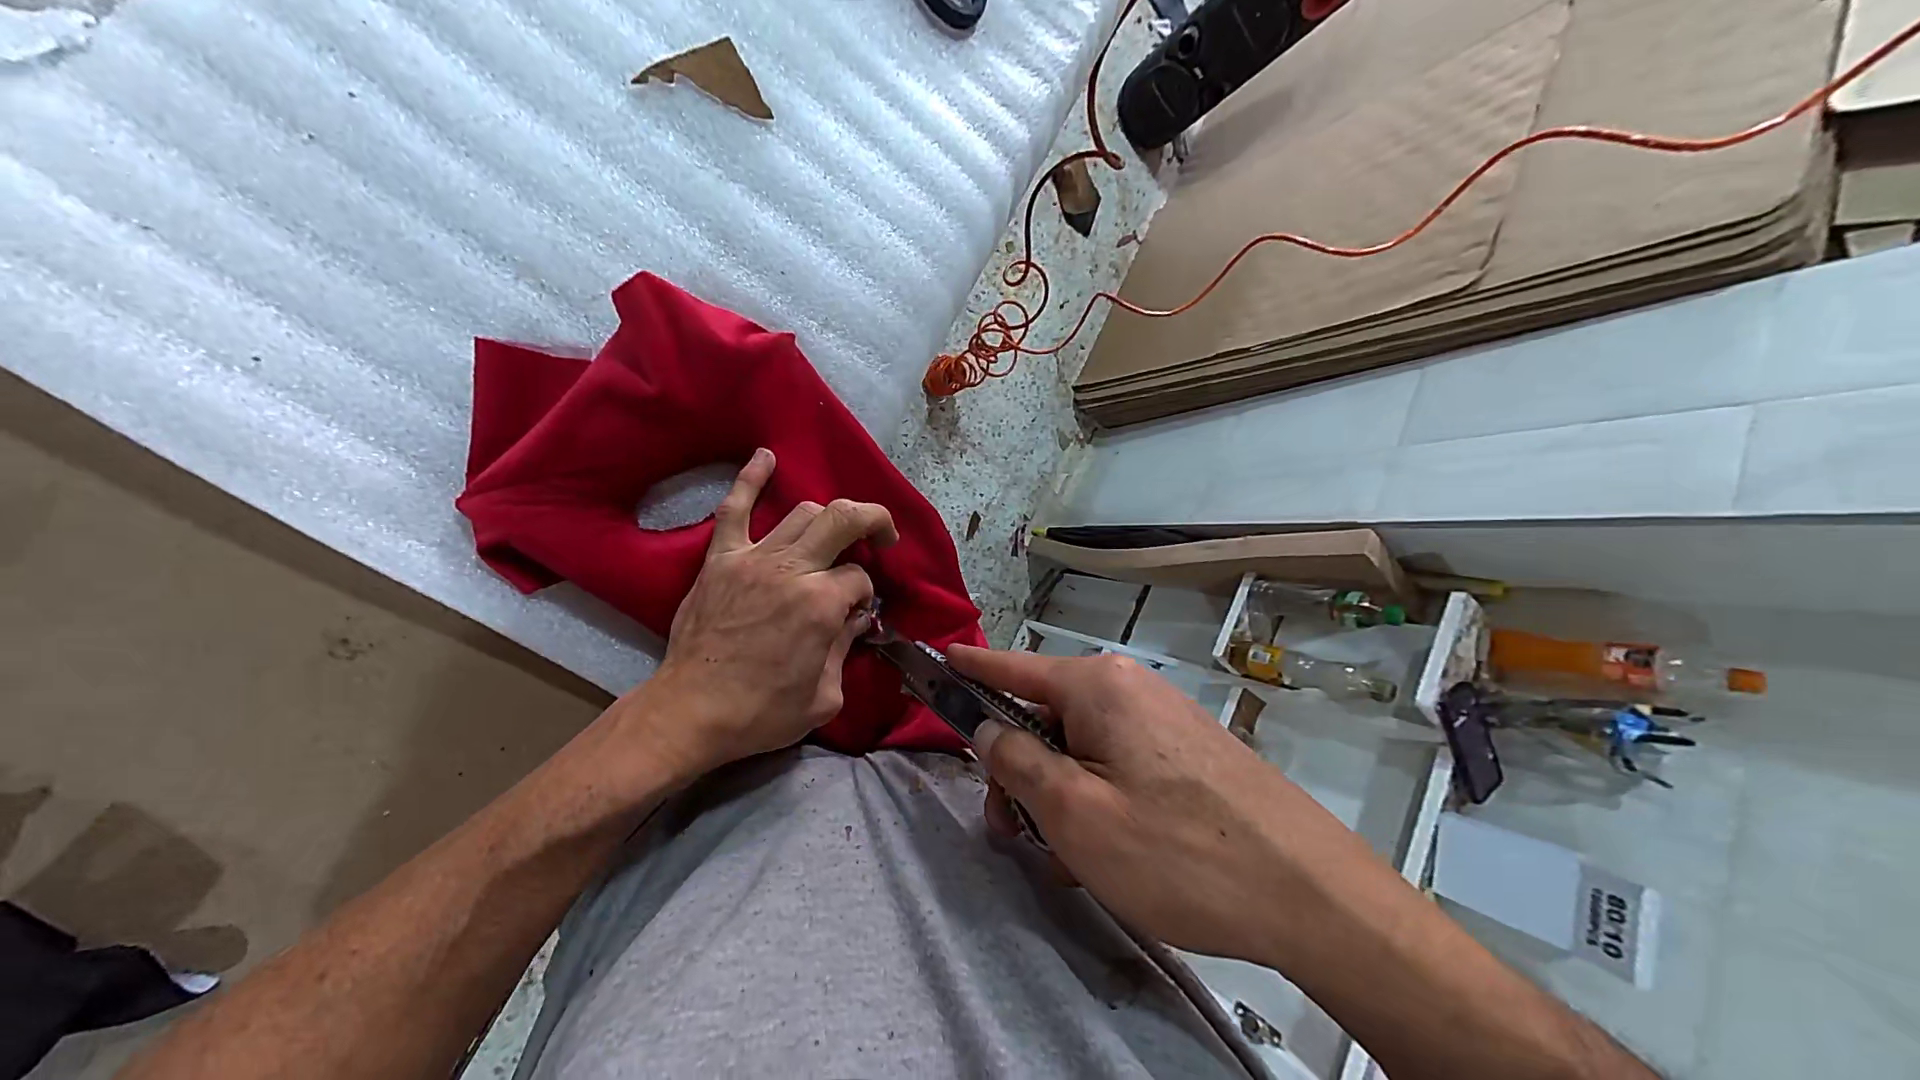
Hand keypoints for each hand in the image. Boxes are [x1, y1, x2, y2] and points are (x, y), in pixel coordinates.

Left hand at [628, 449, 897, 779]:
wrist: (691, 713)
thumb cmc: (761, 713)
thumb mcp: (825, 697)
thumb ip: (846, 648)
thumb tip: (856, 618)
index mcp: (820, 605)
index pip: (860, 578)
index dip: (867, 594)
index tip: (858, 614)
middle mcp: (791, 570)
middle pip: (844, 520)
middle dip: (873, 523)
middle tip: (881, 540)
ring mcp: (753, 559)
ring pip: (803, 512)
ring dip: (828, 518)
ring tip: (834, 535)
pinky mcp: (720, 559)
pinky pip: (735, 508)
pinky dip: (751, 478)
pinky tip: (766, 456)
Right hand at [947, 645, 1370, 966]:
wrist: (1312, 895)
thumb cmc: (1178, 851)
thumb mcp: (1074, 814)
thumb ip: (1016, 761)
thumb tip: (986, 726)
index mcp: (1097, 685)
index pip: (1011, 664)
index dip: (967, 668)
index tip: (933, 663)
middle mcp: (1129, 688)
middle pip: (1044, 714)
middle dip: (1018, 768)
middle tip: (1014, 832)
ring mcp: (1162, 719)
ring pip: (1079, 747)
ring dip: (1058, 794)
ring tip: (1069, 858)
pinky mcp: (1185, 751)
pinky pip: (1116, 764)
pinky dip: (1096, 800)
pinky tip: (1107, 852)